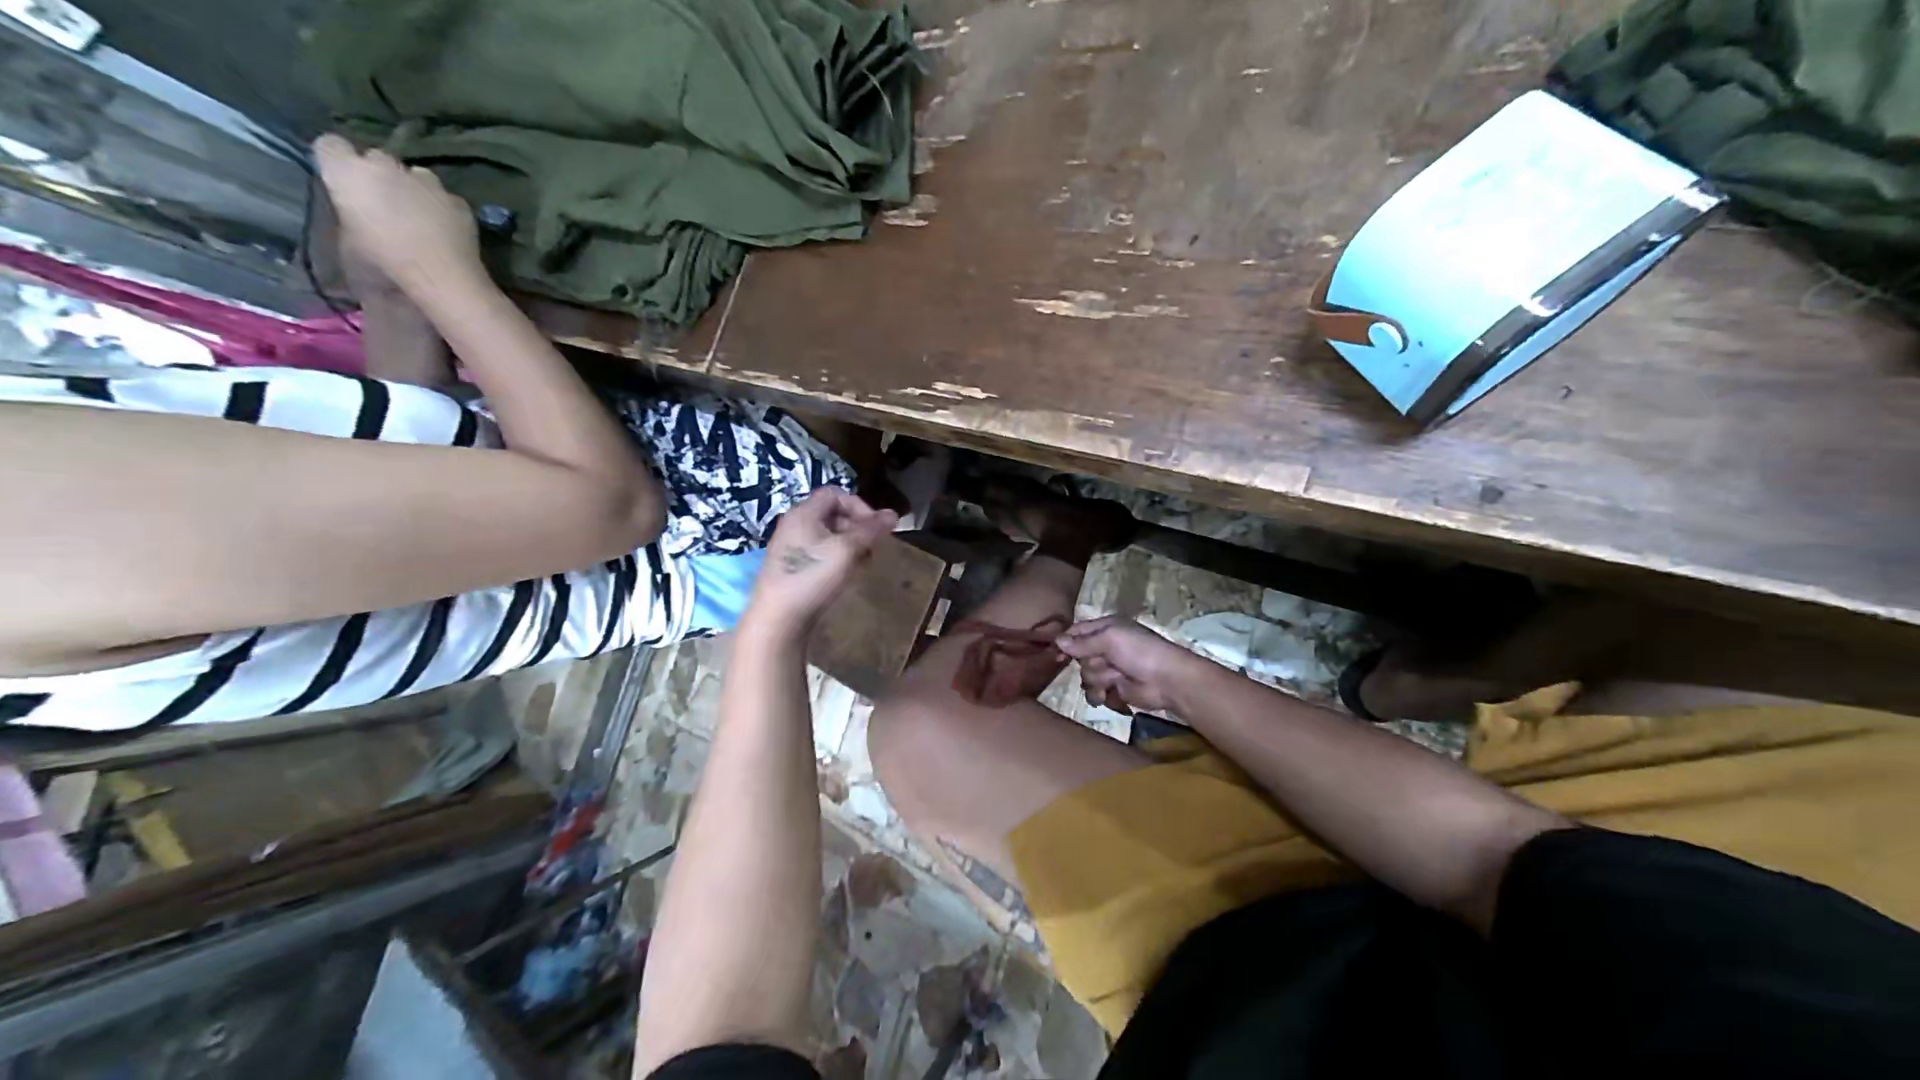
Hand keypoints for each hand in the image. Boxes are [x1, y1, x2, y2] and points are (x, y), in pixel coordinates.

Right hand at [313, 134, 479, 290]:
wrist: (444, 280)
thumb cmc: (383, 266)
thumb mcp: (346, 250)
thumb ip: (347, 224)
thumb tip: (356, 224)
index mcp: (347, 172)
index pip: (330, 145)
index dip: (336, 164)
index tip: (343, 184)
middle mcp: (388, 168)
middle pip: (377, 159)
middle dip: (378, 177)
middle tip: (383, 209)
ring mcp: (429, 182)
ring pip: (416, 175)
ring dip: (414, 190)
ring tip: (420, 221)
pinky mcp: (460, 203)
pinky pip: (447, 200)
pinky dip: (445, 211)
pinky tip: (448, 235)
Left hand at [744, 489, 897, 637]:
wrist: (777, 619)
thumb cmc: (812, 577)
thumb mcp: (847, 550)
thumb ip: (871, 530)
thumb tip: (893, 514)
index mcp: (803, 513)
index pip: (835, 494)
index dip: (859, 505)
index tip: (875, 527)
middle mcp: (794, 525)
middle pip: (832, 514)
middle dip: (857, 528)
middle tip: (872, 547)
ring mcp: (790, 548)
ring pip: (828, 536)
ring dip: (850, 545)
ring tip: (862, 564)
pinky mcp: (791, 568)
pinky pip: (819, 553)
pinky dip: (837, 559)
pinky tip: (845, 576)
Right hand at [1055, 616, 1212, 715]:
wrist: (1167, 681)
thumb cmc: (1140, 652)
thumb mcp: (1110, 640)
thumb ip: (1083, 642)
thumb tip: (1057, 641)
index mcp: (1105, 629)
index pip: (1077, 632)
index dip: (1065, 642)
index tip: (1056, 654)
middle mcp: (1105, 647)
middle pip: (1079, 657)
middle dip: (1090, 663)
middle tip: (1105, 664)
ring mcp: (1109, 669)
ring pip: (1086, 676)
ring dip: (1098, 680)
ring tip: (1115, 680)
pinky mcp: (1113, 689)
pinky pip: (1094, 693)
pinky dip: (1101, 694)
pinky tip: (1111, 694)